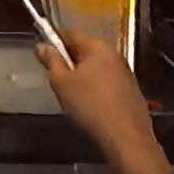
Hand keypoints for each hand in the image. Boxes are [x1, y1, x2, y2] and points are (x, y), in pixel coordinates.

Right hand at [37, 33, 157, 167]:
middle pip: (83, 51)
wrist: (127, 139)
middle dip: (69, 64)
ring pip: (95, 69)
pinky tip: (92, 108)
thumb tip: (42, 45)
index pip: (69, 34)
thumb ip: (50, 60)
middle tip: (59, 84)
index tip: (45, 61)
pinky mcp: (132, 91)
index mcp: (98, 46)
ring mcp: (125, 73)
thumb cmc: (90, 106)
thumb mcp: (61, 82)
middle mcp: (114, 54)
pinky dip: (96, 90)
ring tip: (75, 99)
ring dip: (82, 78)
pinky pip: (106, 83)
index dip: (54, 44)